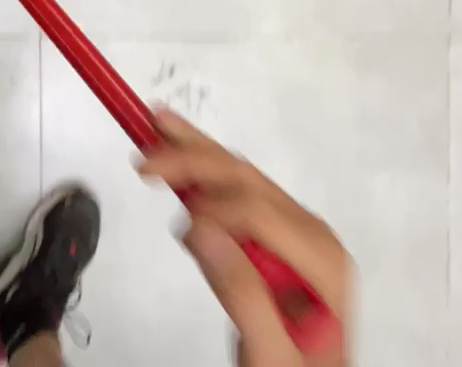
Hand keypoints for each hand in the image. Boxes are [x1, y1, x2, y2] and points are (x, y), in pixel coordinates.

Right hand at [137, 110, 352, 366]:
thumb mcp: (270, 354)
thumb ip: (242, 295)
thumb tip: (200, 229)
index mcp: (319, 259)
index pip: (255, 209)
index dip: (211, 207)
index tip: (179, 228)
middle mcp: (311, 231)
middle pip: (243, 178)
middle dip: (191, 160)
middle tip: (143, 160)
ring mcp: (295, 226)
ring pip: (237, 171)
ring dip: (194, 147)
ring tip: (156, 119)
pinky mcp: (277, 228)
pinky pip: (237, 184)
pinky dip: (202, 162)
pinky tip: (179, 144)